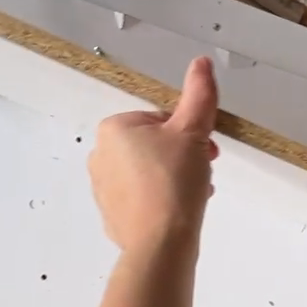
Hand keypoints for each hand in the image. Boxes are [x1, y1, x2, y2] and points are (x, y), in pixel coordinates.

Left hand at [87, 56, 220, 253]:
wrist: (161, 244)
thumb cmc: (174, 184)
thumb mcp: (193, 133)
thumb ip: (199, 95)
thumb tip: (201, 63)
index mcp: (114, 129)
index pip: (159, 120)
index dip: (188, 133)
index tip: (206, 150)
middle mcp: (101, 156)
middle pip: (153, 147)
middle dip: (182, 158)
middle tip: (202, 173)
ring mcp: (103, 191)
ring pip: (148, 175)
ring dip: (175, 180)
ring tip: (194, 195)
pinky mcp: (113, 219)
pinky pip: (142, 202)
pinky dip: (162, 204)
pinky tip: (179, 214)